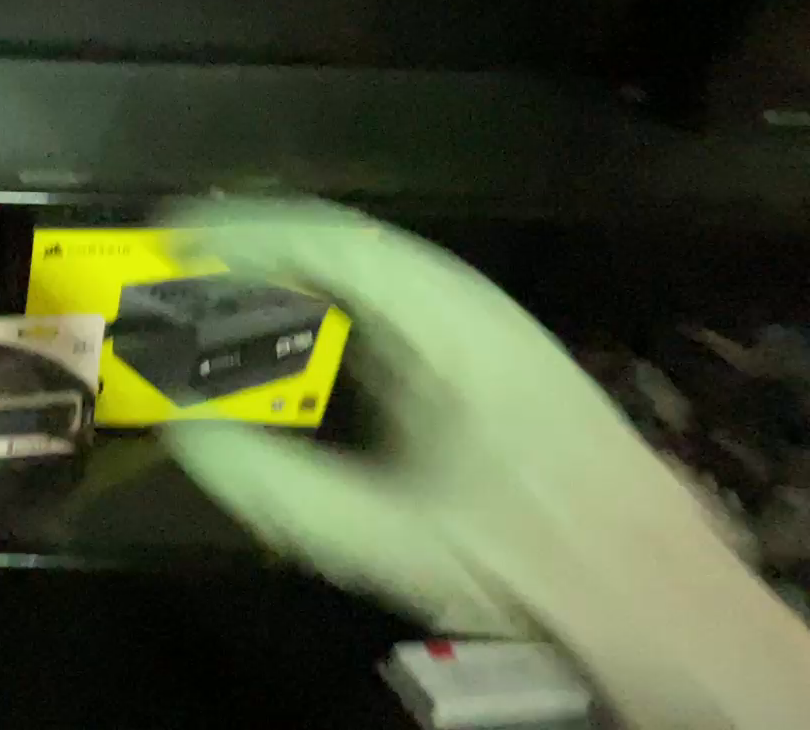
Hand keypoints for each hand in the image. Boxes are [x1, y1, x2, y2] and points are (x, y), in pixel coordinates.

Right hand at [161, 199, 809, 728]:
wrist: (660, 601)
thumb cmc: (530, 562)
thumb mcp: (392, 539)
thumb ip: (278, 489)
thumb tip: (180, 434)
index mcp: (452, 329)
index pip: (332, 245)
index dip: (244, 232)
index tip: (173, 238)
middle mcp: (462, 304)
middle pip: (338, 239)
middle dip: (250, 238)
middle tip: (176, 254)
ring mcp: (469, 320)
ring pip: (356, 261)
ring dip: (278, 261)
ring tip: (209, 272)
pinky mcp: (465, 345)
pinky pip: (371, 292)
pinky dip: (310, 290)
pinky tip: (277, 315)